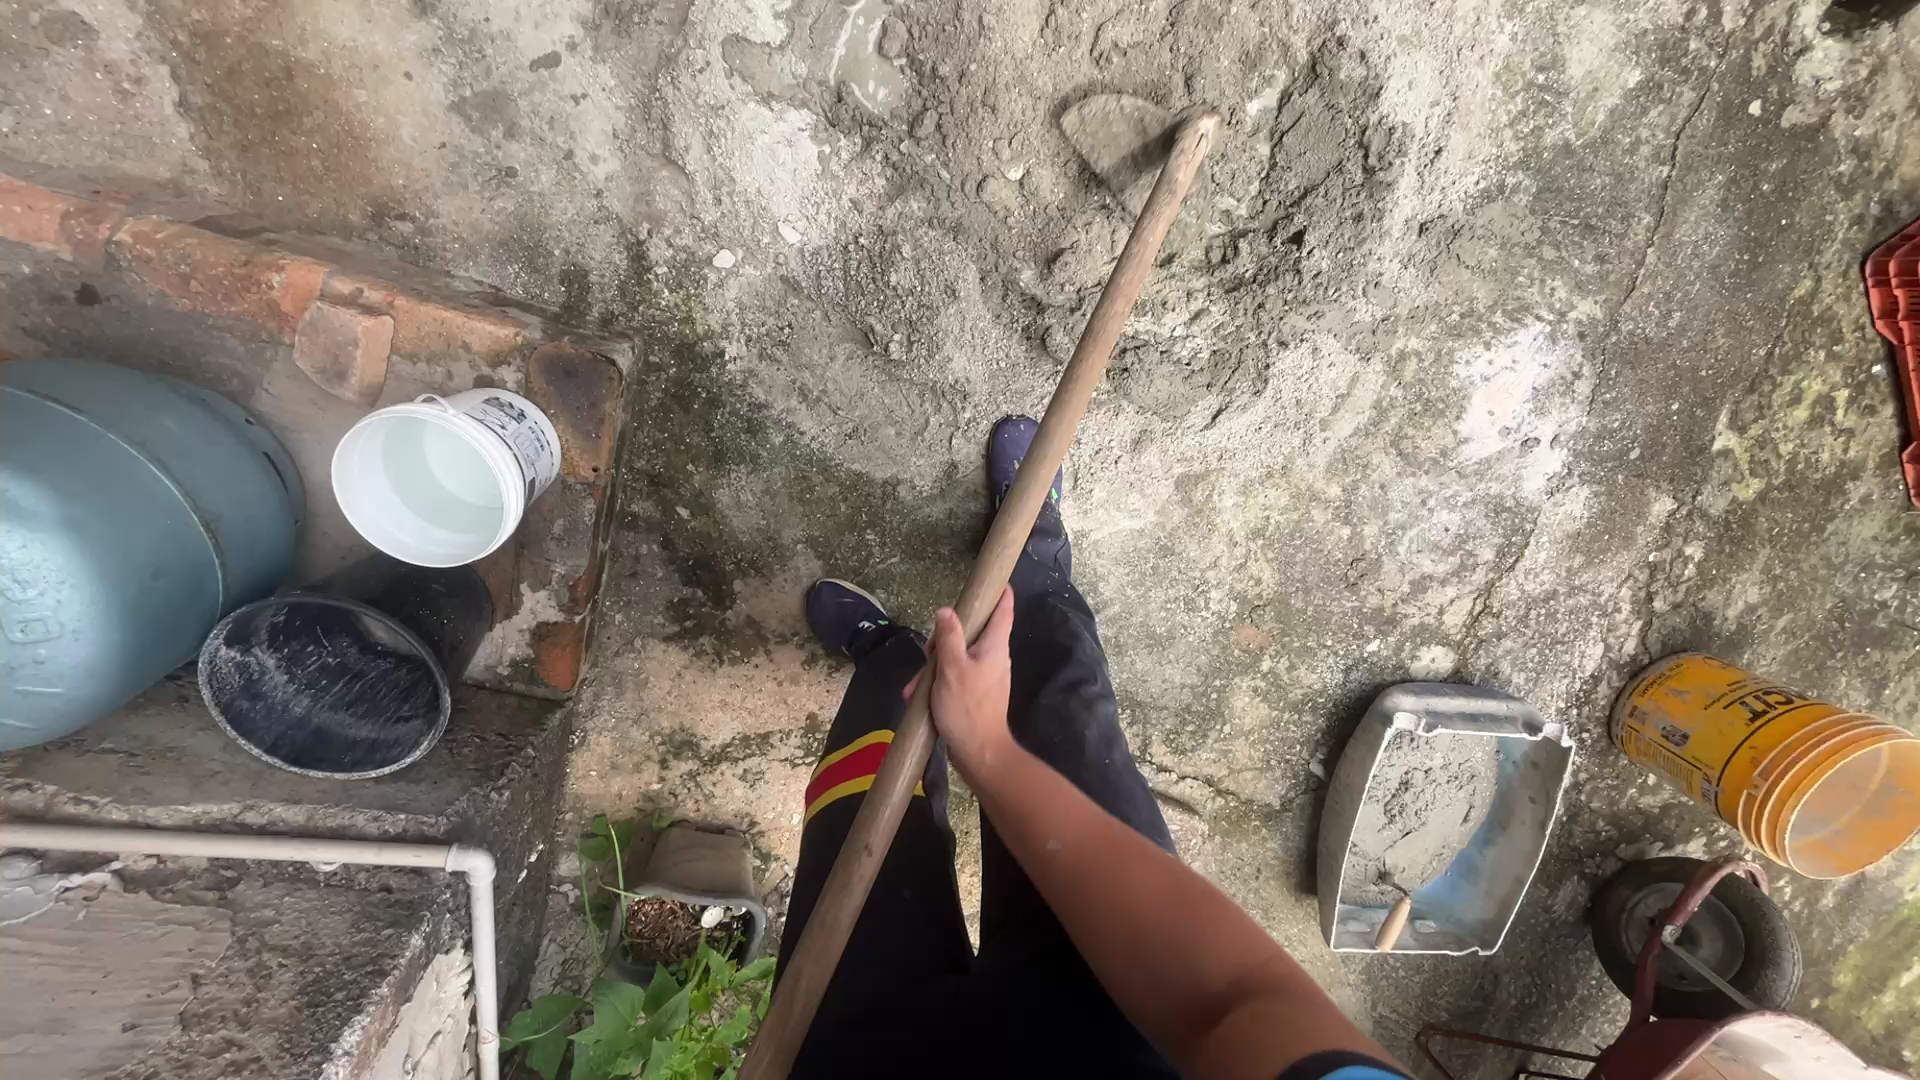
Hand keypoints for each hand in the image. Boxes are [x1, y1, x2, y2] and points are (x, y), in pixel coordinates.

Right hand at [906, 586, 1015, 774]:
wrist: (980, 753)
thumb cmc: (967, 707)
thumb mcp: (951, 668)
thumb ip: (948, 636)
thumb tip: (946, 610)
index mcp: (994, 645)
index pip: (1004, 609)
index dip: (1001, 591)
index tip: (993, 579)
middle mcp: (994, 656)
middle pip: (973, 632)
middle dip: (947, 636)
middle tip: (929, 650)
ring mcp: (987, 675)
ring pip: (960, 655)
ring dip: (937, 665)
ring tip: (916, 685)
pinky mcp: (978, 692)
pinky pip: (957, 675)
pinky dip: (940, 682)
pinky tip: (919, 697)